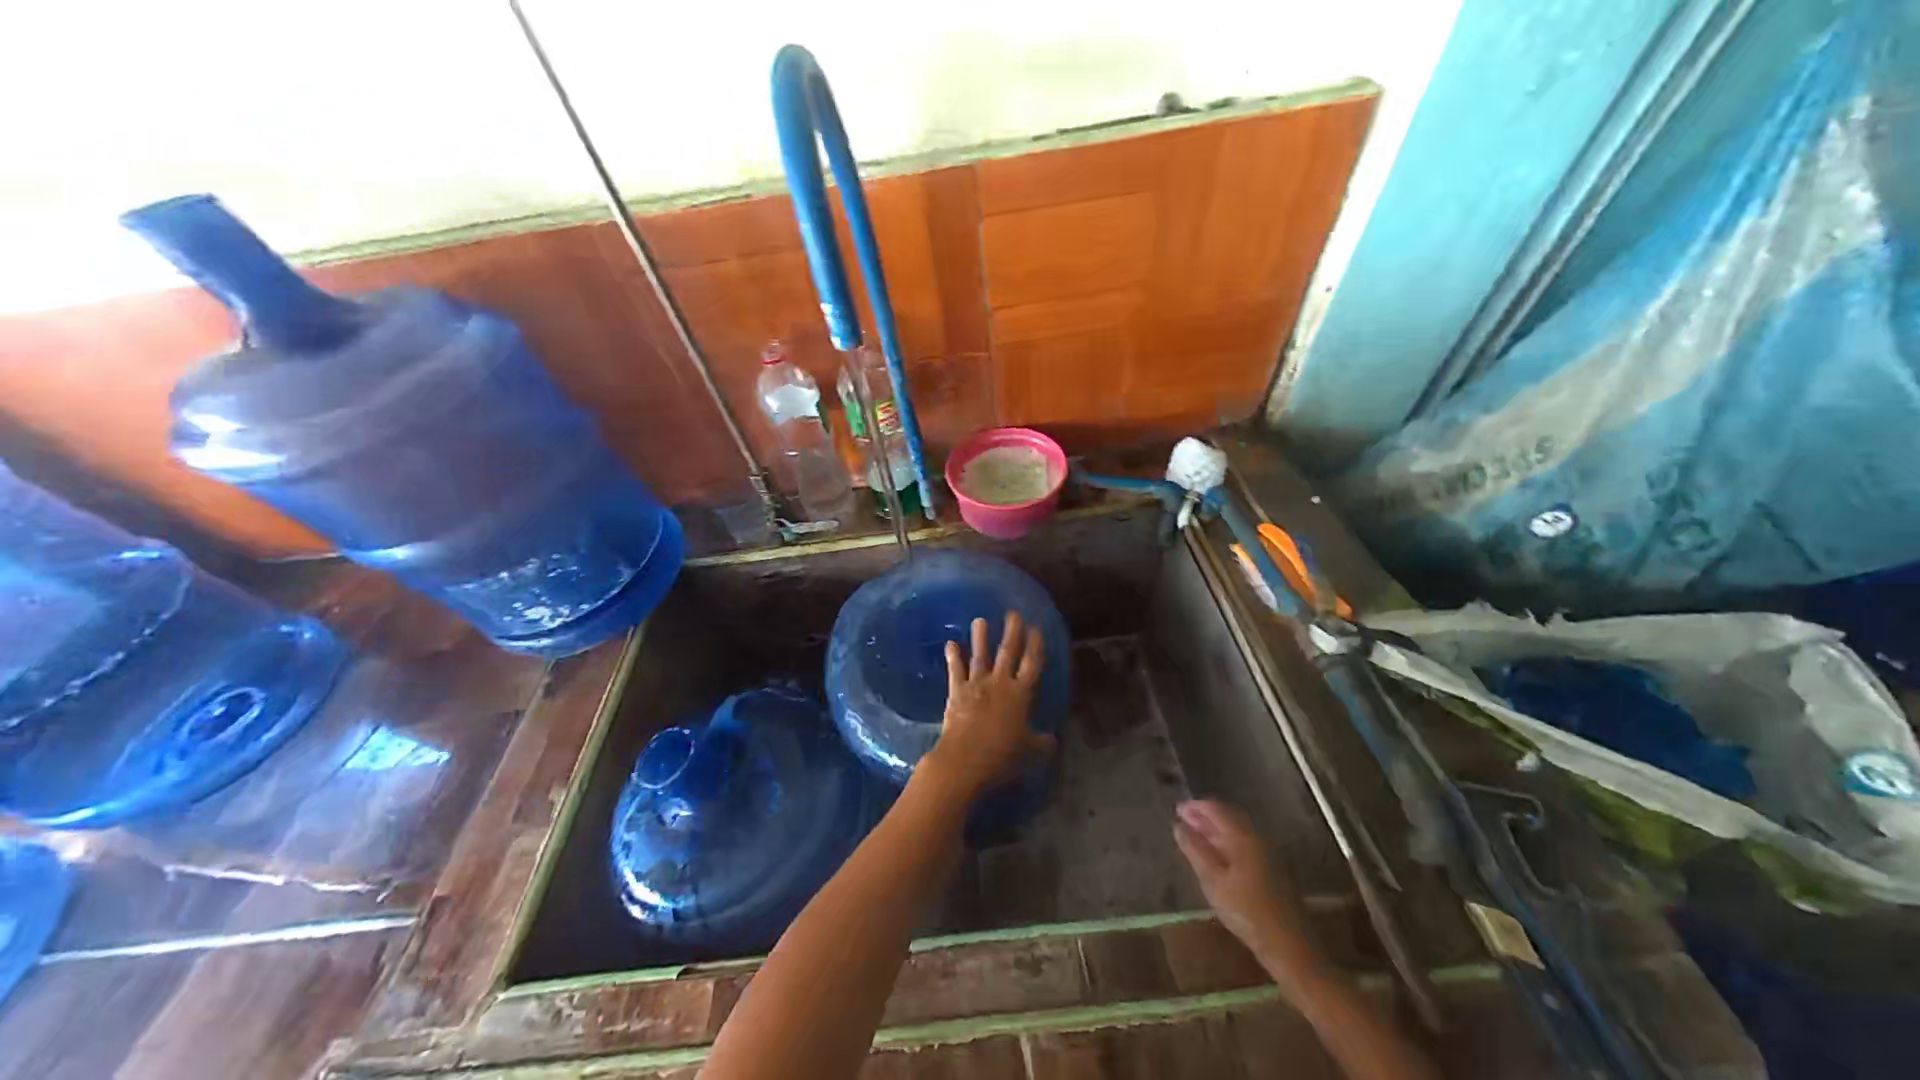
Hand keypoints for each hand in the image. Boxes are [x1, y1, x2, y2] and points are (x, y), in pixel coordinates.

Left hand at [920, 612, 1055, 800]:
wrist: (966, 758)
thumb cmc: (1002, 755)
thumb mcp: (1028, 750)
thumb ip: (1041, 743)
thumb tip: (1054, 740)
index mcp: (1021, 695)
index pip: (1032, 665)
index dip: (1035, 646)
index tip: (1036, 628)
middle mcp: (1000, 684)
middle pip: (1007, 653)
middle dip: (1012, 632)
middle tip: (1012, 613)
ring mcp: (977, 685)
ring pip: (980, 657)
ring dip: (980, 638)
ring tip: (980, 620)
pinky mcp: (957, 692)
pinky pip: (955, 671)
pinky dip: (953, 657)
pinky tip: (951, 644)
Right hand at [1174, 799, 1328, 997]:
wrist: (1289, 946)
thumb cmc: (1246, 911)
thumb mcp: (1212, 880)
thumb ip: (1194, 850)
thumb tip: (1179, 825)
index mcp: (1243, 837)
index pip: (1217, 810)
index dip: (1195, 806)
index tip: (1177, 809)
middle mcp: (1258, 839)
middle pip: (1229, 817)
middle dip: (1205, 815)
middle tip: (1183, 819)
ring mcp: (1268, 855)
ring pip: (1238, 832)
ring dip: (1216, 829)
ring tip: (1195, 835)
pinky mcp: (1272, 871)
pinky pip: (1244, 845)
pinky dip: (1227, 842)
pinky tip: (1217, 856)